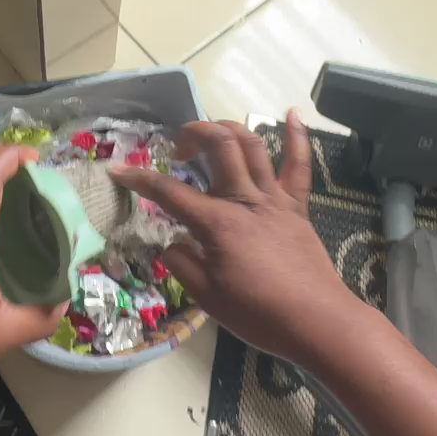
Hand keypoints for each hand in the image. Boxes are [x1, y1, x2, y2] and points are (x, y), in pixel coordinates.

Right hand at [109, 111, 355, 363]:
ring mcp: (273, 199)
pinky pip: (298, 165)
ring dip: (228, 129)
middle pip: (218, 145)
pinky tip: (291, 113)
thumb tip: (171, 243)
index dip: (139, 179)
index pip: (169, 192)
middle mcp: (244, 199)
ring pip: (252, 145)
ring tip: (212, 132)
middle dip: (193, 134)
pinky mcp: (297, 206)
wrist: (317, 322)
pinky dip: (297, 136)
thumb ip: (181, 263)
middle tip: (179, 148)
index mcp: (216, 222)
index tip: (118, 171)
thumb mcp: (206, 297)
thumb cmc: (258, 313)